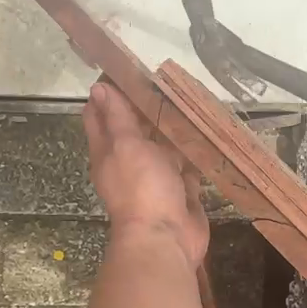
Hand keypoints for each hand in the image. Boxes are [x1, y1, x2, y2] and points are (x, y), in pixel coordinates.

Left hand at [82, 80, 208, 266]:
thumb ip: (117, 118)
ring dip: (173, 131)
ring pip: (163, 148)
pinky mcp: (182, 191)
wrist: (166, 237)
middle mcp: (131, 163)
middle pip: (135, 130)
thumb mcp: (127, 146)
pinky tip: (206, 137)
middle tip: (165, 81)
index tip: (124, 69)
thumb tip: (100, 88)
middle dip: (145, 108)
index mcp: (109, 152)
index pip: (100, 115)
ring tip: (190, 103)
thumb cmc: (142, 188)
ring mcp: (158, 179)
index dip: (107, 94)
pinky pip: (188, 167)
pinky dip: (195, 154)